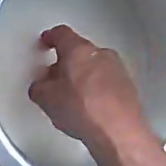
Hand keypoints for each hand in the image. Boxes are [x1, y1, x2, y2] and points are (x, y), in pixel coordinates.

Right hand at [29, 25, 153, 153]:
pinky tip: (86, 106)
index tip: (46, 41)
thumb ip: (38, 86)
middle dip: (64, 62)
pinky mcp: (126, 85)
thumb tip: (40, 87)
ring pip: (93, 65)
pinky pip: (105, 80)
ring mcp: (116, 69)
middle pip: (78, 51)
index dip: (50, 37)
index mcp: (78, 50)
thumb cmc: (86, 110)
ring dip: (80, 76)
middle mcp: (100, 55)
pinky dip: (94, 88)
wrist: (117, 131)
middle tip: (52, 77)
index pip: (61, 34)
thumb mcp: (45, 99)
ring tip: (69, 97)